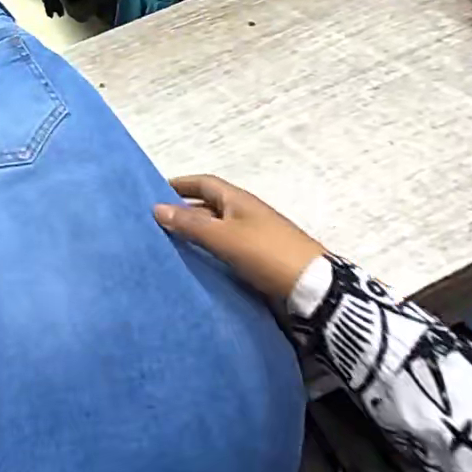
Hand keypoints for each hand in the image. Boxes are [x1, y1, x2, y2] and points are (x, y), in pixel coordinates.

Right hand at [154, 175, 325, 303]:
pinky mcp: (261, 257)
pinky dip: (210, 249)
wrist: (314, 288)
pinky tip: (198, 262)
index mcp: (237, 199)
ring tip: (172, 244)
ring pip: (217, 227)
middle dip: (184, 210)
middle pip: (209, 205)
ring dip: (197, 232)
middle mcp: (245, 211)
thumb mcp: (223, 237)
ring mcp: (255, 234)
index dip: (181, 184)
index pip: (203, 183)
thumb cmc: (265, 253)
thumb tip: (156, 208)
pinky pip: (227, 246)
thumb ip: (190, 223)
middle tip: (159, 223)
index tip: (156, 191)